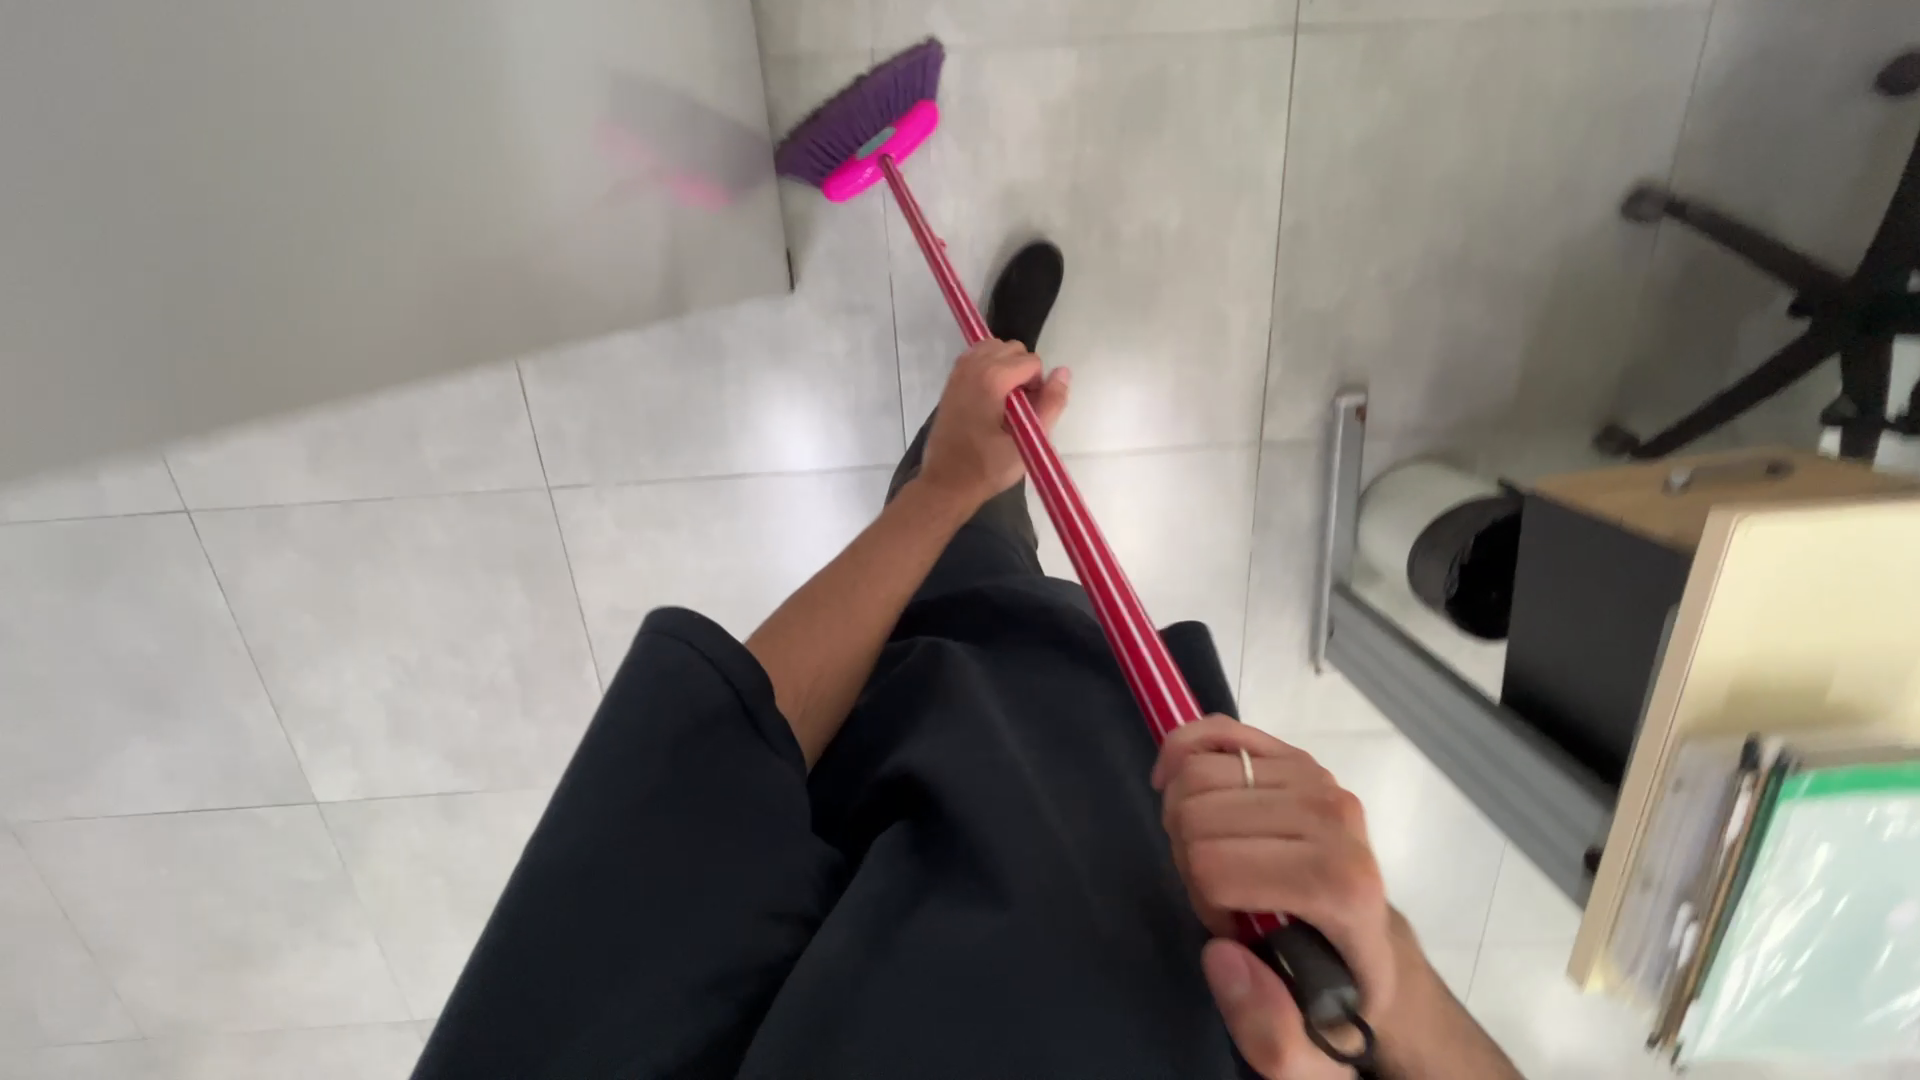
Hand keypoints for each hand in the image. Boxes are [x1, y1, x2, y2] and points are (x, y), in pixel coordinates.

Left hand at [917, 339, 1069, 510]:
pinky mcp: (951, 382)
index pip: (1032, 362)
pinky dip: (988, 368)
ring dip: (1006, 367)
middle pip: (1013, 349)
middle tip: (1019, 409)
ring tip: (1005, 402)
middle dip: (1023, 373)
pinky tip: (990, 397)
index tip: (1028, 413)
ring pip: (993, 348)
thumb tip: (1063, 372)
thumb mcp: (1029, 440)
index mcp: (991, 379)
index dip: (1038, 386)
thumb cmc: (988, 467)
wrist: (947, 483)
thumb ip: (1050, 404)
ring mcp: (958, 372)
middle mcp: (972, 367)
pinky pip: (976, 358)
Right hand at [1153, 717, 1395, 1078]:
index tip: (1235, 931)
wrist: (1374, 945)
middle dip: (1189, 858)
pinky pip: (1213, 730)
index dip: (1205, 904)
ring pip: (1194, 771)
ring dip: (1185, 818)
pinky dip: (1179, 752)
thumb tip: (1221, 954)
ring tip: (1218, 854)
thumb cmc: (1335, 992)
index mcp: (1341, 884)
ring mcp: (1314, 776)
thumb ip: (1270, 1035)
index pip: (1212, 864)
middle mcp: (1333, 815)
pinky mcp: (1293, 754)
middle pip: (1195, 812)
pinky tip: (1176, 784)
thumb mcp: (1313, 1056)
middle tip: (1221, 892)